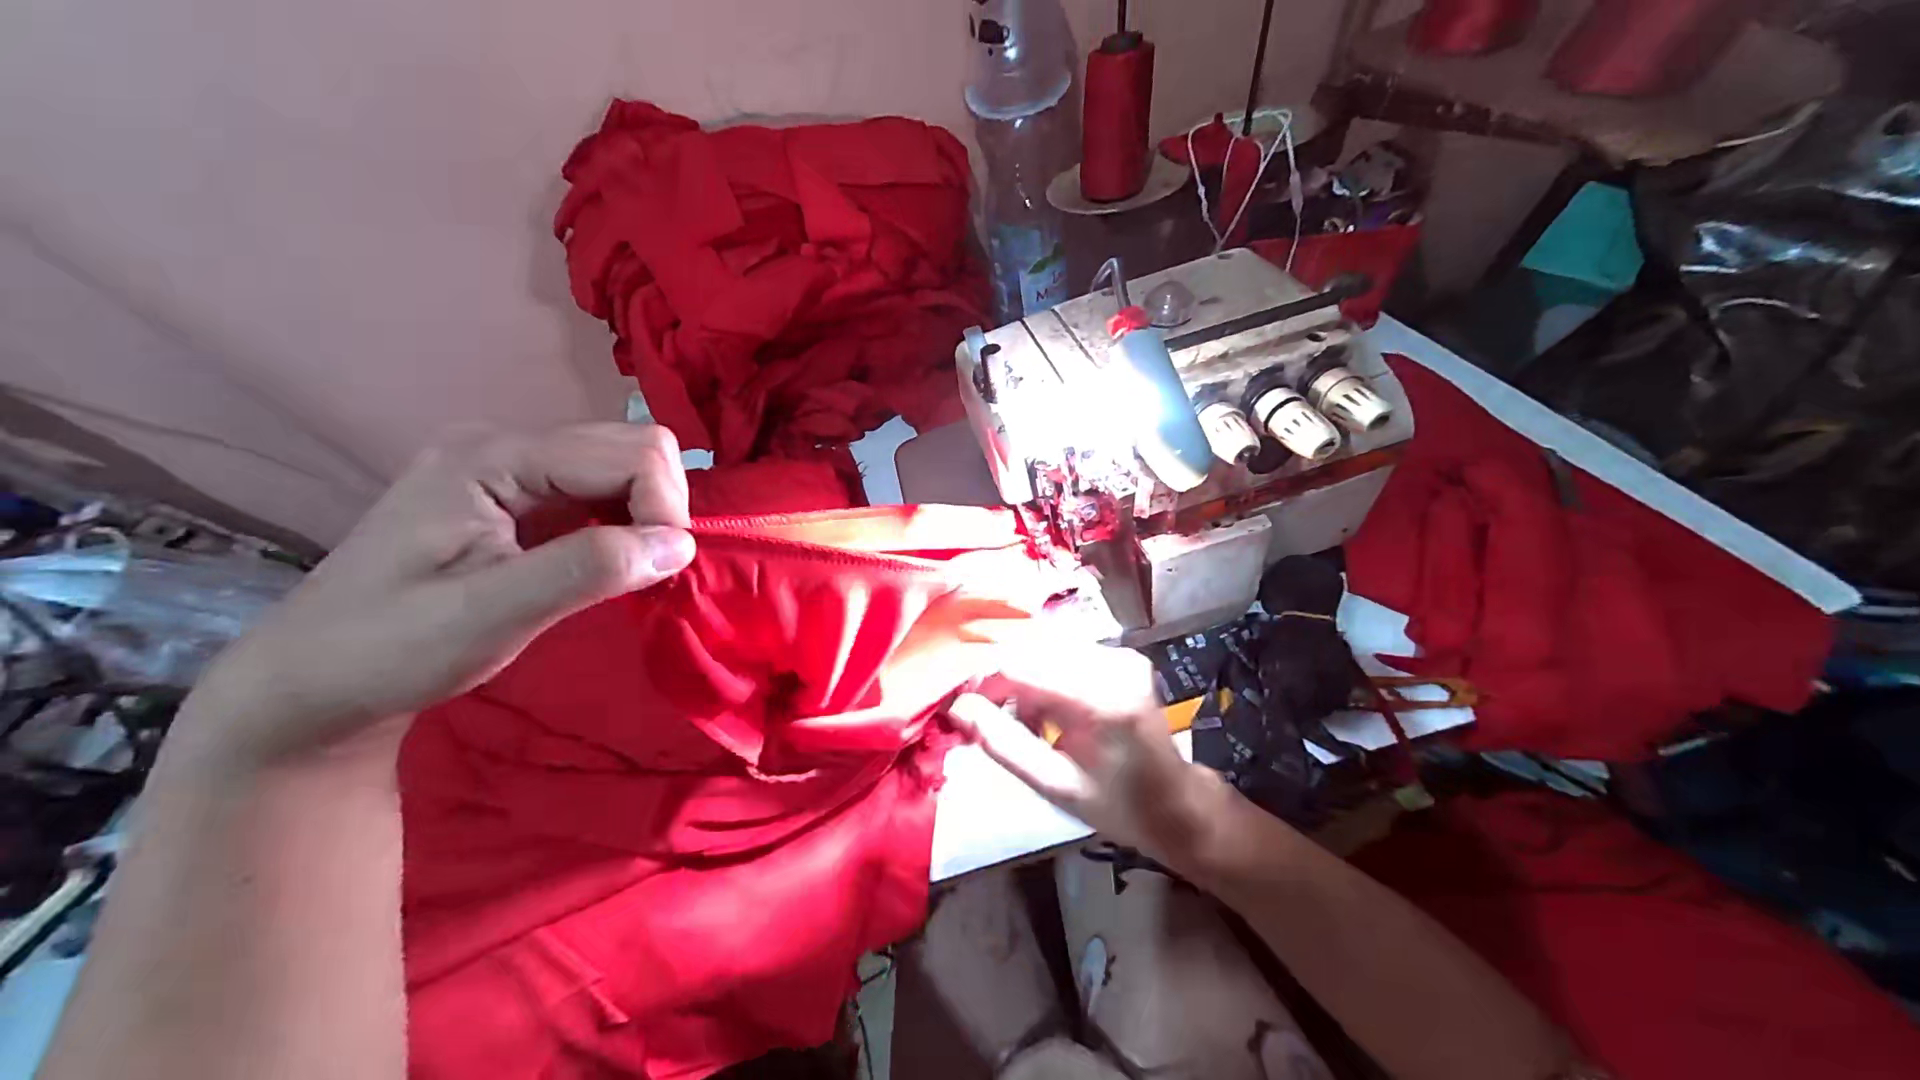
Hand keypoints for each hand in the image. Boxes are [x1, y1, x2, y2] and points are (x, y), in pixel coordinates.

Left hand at [174, 423, 695, 768]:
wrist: (310, 683)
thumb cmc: (387, 651)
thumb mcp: (489, 616)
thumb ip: (588, 570)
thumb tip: (681, 544)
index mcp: (492, 457)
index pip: (629, 453)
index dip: (663, 508)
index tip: (659, 572)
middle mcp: (505, 445)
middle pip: (632, 447)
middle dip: (660, 508)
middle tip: (647, 572)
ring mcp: (511, 469)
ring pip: (623, 466)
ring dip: (646, 517)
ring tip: (630, 572)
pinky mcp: (519, 497)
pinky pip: (601, 491)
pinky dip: (626, 524)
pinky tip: (611, 563)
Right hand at [946, 644, 1236, 869]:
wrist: (1175, 803)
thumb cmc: (1116, 804)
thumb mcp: (1053, 785)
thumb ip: (1002, 743)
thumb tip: (957, 708)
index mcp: (1100, 699)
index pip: (1019, 666)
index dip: (985, 684)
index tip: (969, 712)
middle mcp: (1113, 663)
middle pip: (1029, 648)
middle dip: (1003, 680)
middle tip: (995, 719)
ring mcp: (1121, 655)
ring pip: (1043, 645)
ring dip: (1023, 676)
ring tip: (1029, 722)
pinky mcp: (1122, 654)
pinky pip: (1063, 650)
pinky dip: (1044, 673)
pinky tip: (1049, 708)